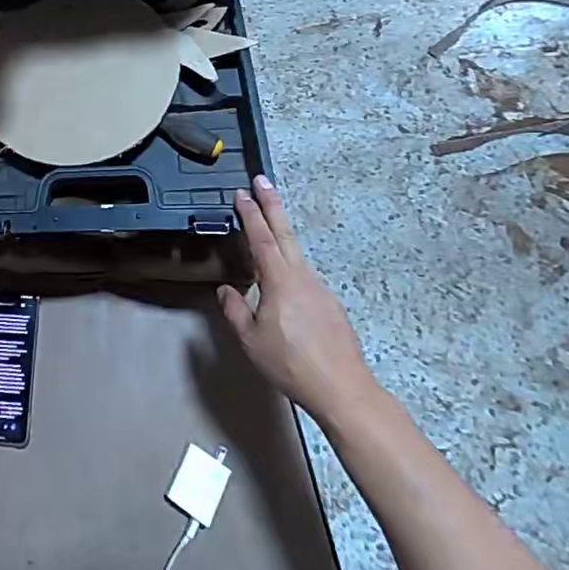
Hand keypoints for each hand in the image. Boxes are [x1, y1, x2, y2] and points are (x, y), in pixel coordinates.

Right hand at [219, 175, 379, 423]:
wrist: (342, 388)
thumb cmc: (291, 364)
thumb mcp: (250, 340)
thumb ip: (235, 310)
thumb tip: (226, 291)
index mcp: (280, 282)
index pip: (262, 239)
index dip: (250, 214)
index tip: (242, 193)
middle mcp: (303, 278)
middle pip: (285, 233)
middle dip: (272, 205)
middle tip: (263, 181)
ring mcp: (319, 290)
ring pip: (295, 254)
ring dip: (280, 233)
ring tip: (267, 223)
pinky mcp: (329, 305)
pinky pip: (303, 276)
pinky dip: (289, 264)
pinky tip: (282, 280)